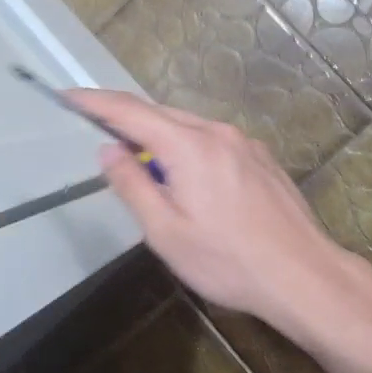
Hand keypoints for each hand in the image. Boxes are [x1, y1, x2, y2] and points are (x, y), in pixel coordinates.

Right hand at [67, 90, 371, 329]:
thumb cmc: (228, 261)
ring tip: (146, 171)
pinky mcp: (262, 160)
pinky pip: (214, 142)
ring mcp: (245, 144)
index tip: (68, 97)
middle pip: (162, 115)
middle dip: (127, 123)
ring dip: (161, 140)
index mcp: (189, 146)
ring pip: (190, 128)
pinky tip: (190, 181)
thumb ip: (133, 186)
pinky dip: (190, 149)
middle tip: (101, 139)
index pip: (131, 112)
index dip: (95, 102)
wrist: (303, 275)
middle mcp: (218, 133)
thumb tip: (108, 149)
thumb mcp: (166, 232)